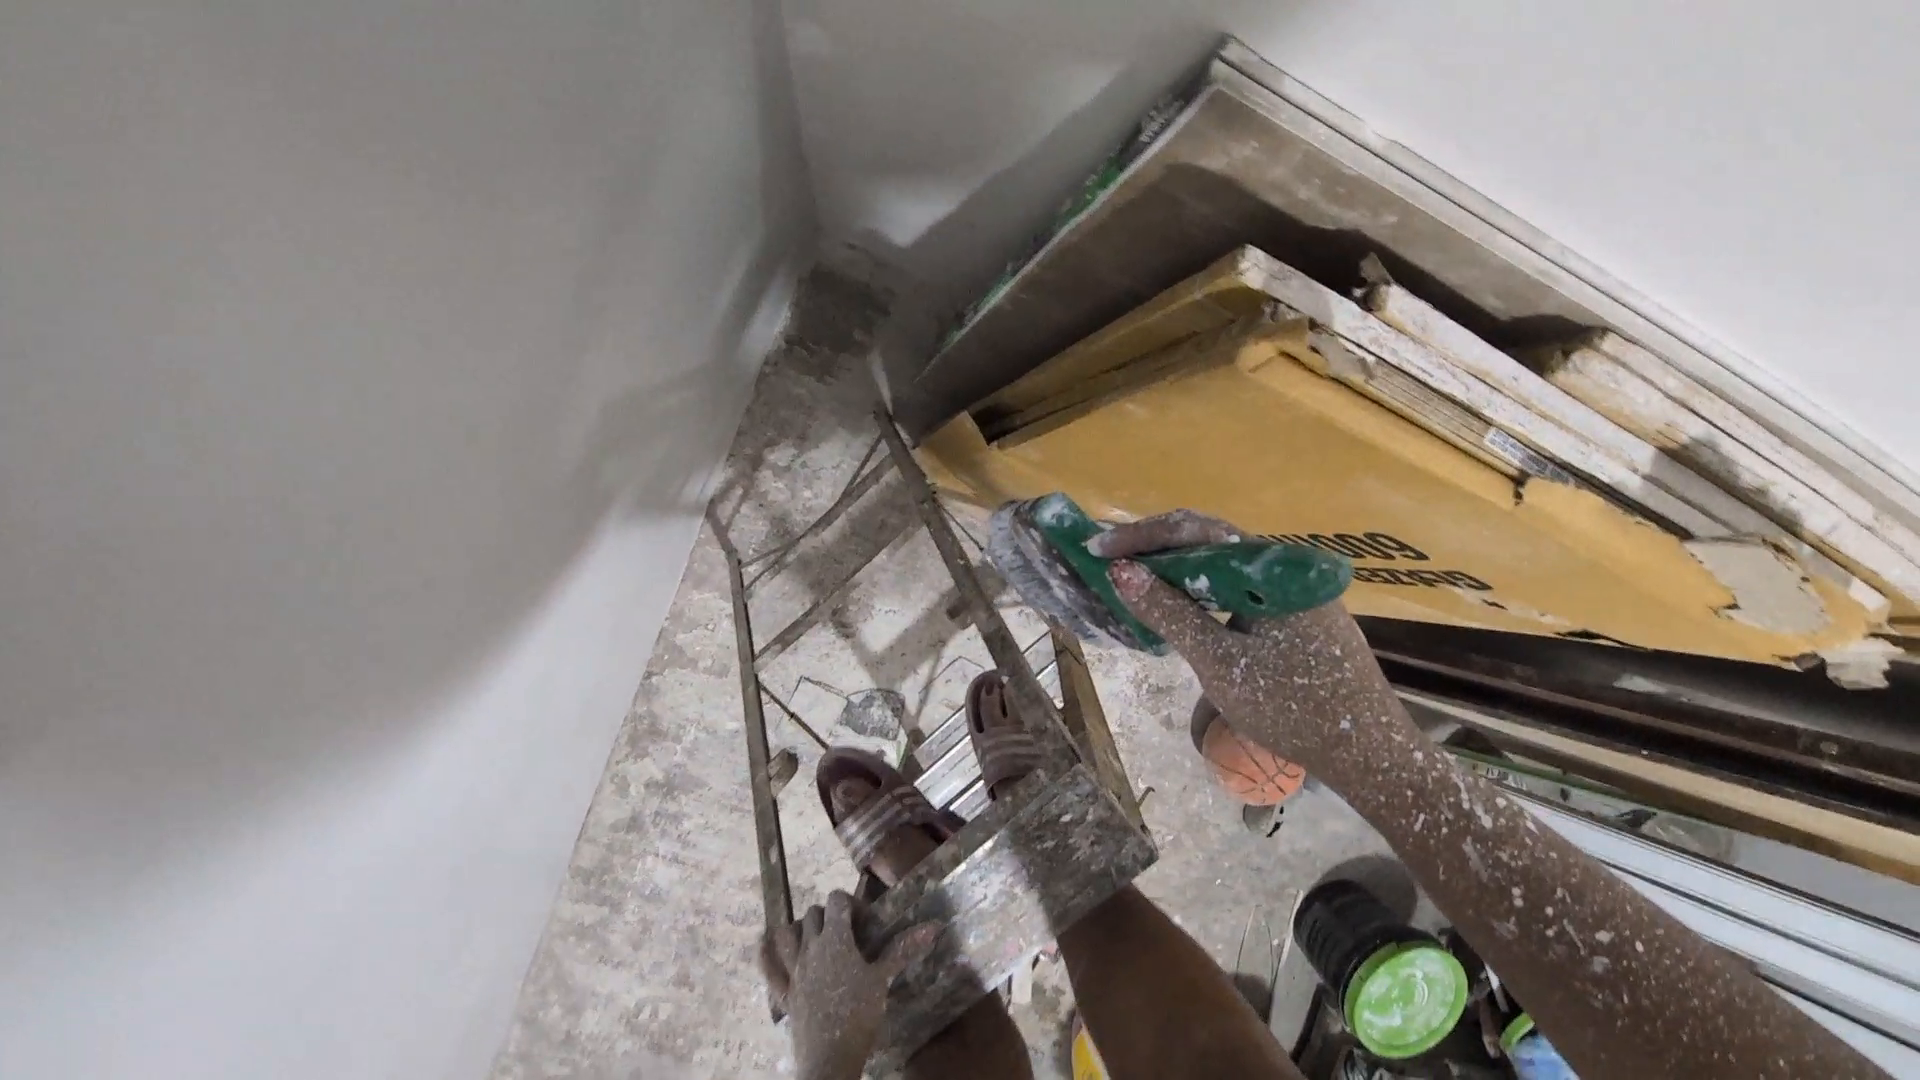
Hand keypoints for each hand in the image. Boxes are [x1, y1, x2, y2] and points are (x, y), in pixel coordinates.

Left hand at [760, 891, 939, 1079]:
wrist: (830, 1057)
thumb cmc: (859, 1014)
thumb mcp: (882, 979)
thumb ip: (902, 949)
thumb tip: (933, 926)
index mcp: (835, 938)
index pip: (837, 901)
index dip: (852, 905)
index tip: (866, 924)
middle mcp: (810, 947)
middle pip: (813, 914)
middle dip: (830, 916)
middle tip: (848, 934)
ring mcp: (793, 968)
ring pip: (788, 932)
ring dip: (800, 929)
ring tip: (816, 939)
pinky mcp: (784, 991)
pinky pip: (767, 966)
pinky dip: (766, 953)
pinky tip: (766, 945)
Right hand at [1087, 510, 1413, 772]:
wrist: (1367, 755)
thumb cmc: (1293, 709)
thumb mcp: (1220, 663)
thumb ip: (1171, 613)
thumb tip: (1122, 572)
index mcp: (1273, 570)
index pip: (1197, 531)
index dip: (1142, 537)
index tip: (1098, 549)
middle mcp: (1285, 569)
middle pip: (1209, 543)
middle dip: (1154, 549)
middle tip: (1106, 561)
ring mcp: (1293, 592)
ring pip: (1222, 567)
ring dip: (1175, 571)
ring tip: (1131, 580)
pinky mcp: (1295, 615)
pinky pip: (1237, 589)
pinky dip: (1200, 592)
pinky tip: (1177, 607)